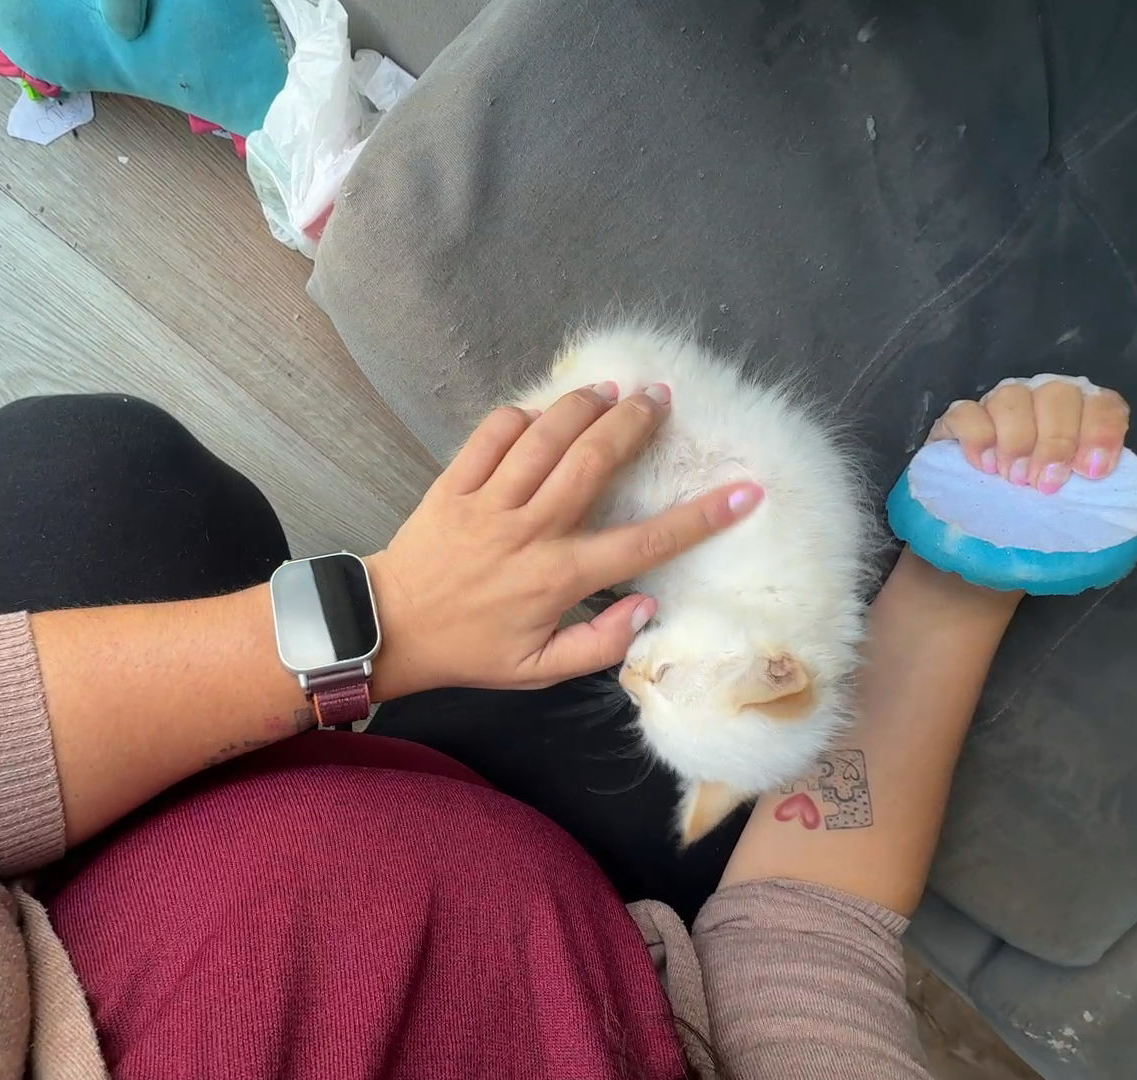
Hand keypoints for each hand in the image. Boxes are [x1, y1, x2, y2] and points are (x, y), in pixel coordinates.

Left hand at [367, 382, 761, 698]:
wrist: (390, 628)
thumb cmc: (470, 651)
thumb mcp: (538, 670)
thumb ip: (599, 646)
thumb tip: (648, 606)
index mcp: (556, 579)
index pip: (642, 544)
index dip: (701, 518)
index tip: (745, 491)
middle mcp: (527, 531)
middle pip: (592, 463)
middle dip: (633, 424)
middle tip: (659, 398)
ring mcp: (486, 502)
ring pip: (543, 438)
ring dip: (581, 407)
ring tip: (610, 390)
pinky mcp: (452, 485)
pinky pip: (489, 436)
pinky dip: (519, 416)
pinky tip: (540, 413)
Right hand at [928, 374, 1131, 493]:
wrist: (974, 499)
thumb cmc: (1033, 488)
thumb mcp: (1069, 483)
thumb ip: (1086, 473)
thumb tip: (1094, 477)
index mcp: (1080, 407)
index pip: (1101, 403)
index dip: (1100, 433)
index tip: (1090, 471)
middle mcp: (1040, 395)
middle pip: (1056, 395)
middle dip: (1055, 443)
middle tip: (1045, 483)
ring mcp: (996, 401)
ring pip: (1010, 398)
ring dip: (1016, 442)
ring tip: (1013, 477)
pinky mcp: (957, 415)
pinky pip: (967, 413)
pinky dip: (978, 439)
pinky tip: (983, 465)